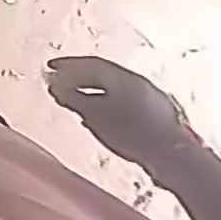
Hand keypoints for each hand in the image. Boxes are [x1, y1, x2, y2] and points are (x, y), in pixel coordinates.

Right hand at [46, 56, 202, 181]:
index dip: (67, 64)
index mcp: (124, 78)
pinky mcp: (155, 114)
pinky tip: (95, 114)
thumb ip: (71, 96)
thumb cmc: (130, 132)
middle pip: (102, 74)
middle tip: (57, 81)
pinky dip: (104, 101)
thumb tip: (54, 84)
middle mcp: (139, 83)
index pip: (90, 64)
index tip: (50, 66)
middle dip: (77, 77)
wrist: (170, 156)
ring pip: (113, 87)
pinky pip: (123, 100)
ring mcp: (150, 98)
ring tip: (72, 99)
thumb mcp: (92, 114)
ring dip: (90, 90)